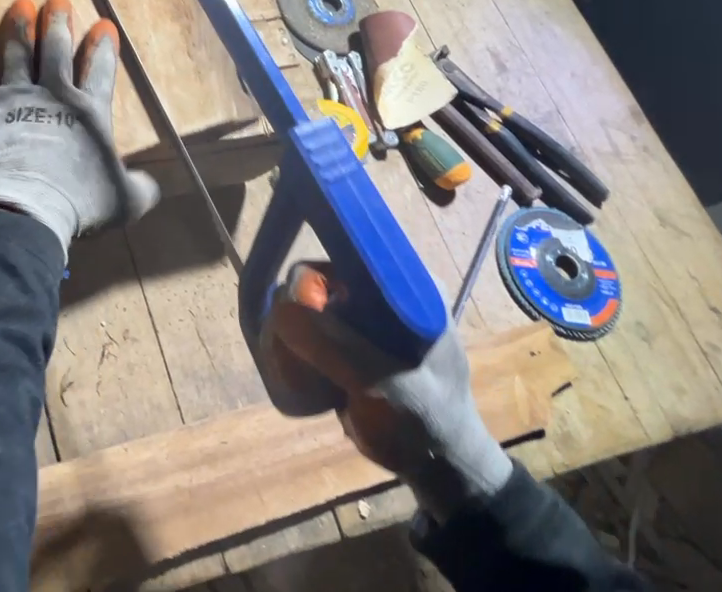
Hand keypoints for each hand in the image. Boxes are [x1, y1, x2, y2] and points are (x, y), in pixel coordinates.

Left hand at [0, 0, 158, 259]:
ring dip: (19, 26)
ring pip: (18, 52)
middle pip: (57, 49)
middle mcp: (55, 93)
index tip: (104, 26)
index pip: (101, 70)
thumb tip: (151, 185)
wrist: (28, 204)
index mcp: (91, 111)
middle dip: (58, 21)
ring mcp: (18, 95)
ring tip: (19, 4)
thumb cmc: (79, 202)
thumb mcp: (124, 201)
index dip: (104, 48)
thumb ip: (141, 189)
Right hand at [262, 262, 512, 519]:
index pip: (345, 250)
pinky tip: (296, 374)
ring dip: (288, 335)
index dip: (315, 275)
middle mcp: (382, 288)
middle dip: (294, 314)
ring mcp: (361, 311)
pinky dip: (291, 345)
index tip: (297, 312)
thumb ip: (341, 349)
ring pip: (301, 302)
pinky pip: (302, 325)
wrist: (440, 470)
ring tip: (295, 372)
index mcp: (408, 285)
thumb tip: (282, 311)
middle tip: (293, 353)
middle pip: (314, 276)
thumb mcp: (390, 388)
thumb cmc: (427, 426)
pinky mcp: (344, 334)